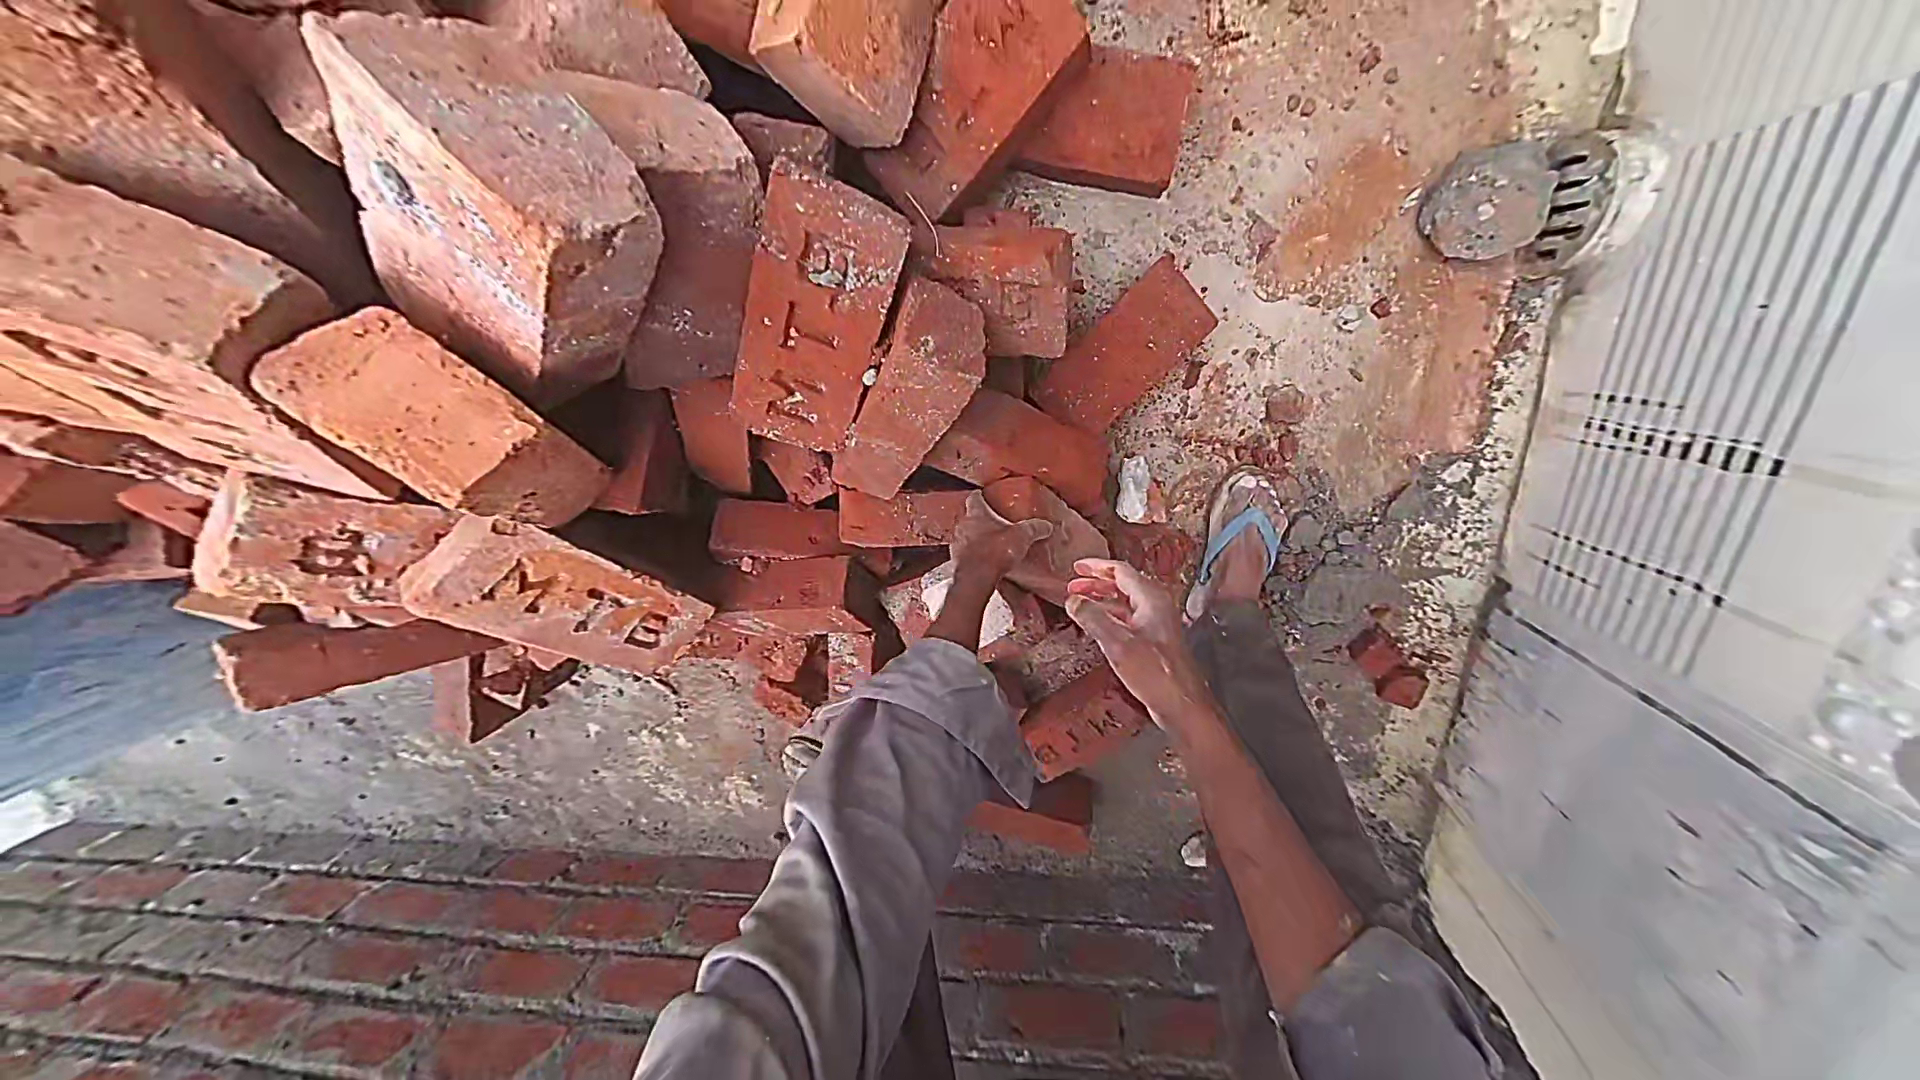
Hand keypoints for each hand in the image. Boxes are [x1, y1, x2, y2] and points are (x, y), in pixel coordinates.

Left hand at [949, 491, 1051, 586]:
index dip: (979, 496)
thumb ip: (1033, 529)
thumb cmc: (994, 552)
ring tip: (988, 543)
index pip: (974, 499)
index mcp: (976, 514)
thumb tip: (1045, 526)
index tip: (983, 495)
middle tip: (991, 522)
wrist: (976, 578)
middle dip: (978, 520)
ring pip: (964, 536)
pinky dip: (971, 555)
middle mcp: (962, 526)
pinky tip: (983, 561)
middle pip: (968, 517)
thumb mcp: (1021, 537)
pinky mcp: (956, 561)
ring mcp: (956, 544)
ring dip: (973, 538)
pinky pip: (963, 554)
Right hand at [1064, 558, 1214, 728]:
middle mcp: (1156, 605)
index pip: (1121, 570)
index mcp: (1151, 598)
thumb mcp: (1117, 643)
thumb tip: (1073, 600)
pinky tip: (1096, 624)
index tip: (1076, 566)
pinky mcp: (1154, 639)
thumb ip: (1092, 617)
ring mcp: (1157, 622)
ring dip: (1102, 599)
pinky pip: (1128, 617)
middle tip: (1073, 585)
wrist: (1181, 703)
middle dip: (1096, 582)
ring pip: (1125, 601)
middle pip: (1123, 583)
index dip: (1096, 566)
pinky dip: (1110, 615)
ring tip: (1080, 603)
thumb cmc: (1154, 673)